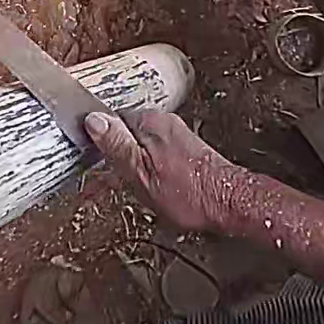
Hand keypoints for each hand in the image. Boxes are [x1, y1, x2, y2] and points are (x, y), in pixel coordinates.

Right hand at [84, 110, 246, 232]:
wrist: (230, 204)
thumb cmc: (188, 194)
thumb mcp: (139, 173)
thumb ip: (115, 145)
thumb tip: (92, 119)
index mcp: (147, 122)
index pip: (110, 122)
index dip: (103, 145)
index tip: (103, 165)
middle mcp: (163, 120)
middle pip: (127, 133)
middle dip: (122, 156)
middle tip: (127, 182)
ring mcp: (176, 132)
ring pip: (143, 144)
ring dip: (139, 163)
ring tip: (147, 188)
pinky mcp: (187, 145)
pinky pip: (159, 151)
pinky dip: (155, 167)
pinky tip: (162, 186)